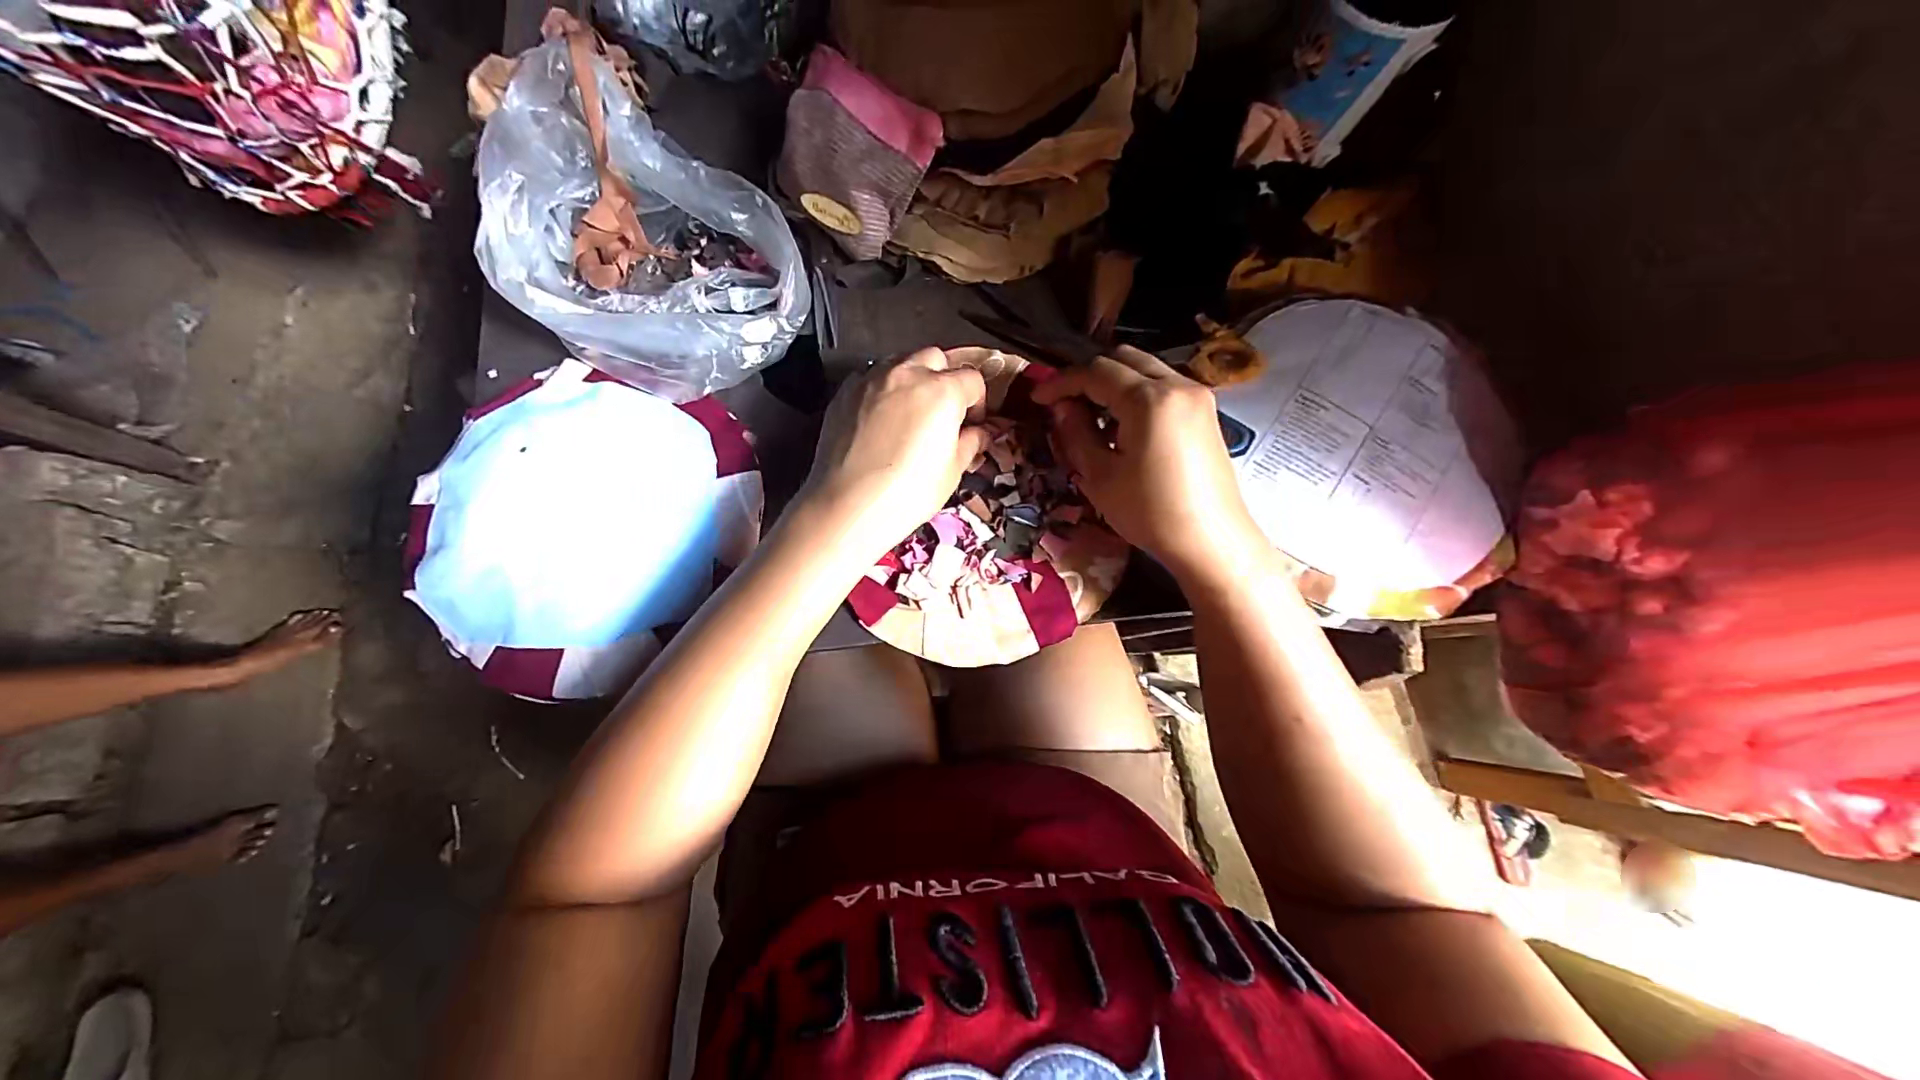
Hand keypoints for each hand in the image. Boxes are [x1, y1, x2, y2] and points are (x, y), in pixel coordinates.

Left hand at [798, 348, 989, 559]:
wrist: (848, 505)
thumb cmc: (908, 492)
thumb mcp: (952, 471)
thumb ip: (969, 443)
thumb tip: (978, 434)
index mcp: (943, 391)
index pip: (972, 379)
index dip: (977, 402)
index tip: (972, 423)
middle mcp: (908, 374)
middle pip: (935, 358)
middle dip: (944, 378)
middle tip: (943, 411)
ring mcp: (872, 379)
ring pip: (900, 362)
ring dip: (912, 378)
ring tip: (911, 411)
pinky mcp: (845, 392)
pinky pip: (871, 378)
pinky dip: (882, 390)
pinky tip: (880, 418)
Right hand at [1031, 346, 1267, 586]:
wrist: (1211, 542)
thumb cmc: (1150, 512)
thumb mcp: (1101, 476)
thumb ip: (1076, 432)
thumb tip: (1062, 407)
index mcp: (1149, 399)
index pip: (1096, 373)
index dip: (1061, 382)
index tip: (1038, 398)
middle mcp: (1178, 385)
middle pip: (1124, 359)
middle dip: (1089, 376)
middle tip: (1065, 403)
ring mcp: (1197, 397)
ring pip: (1146, 370)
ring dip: (1115, 384)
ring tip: (1092, 418)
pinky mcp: (1206, 414)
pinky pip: (1164, 388)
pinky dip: (1138, 395)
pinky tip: (1123, 428)